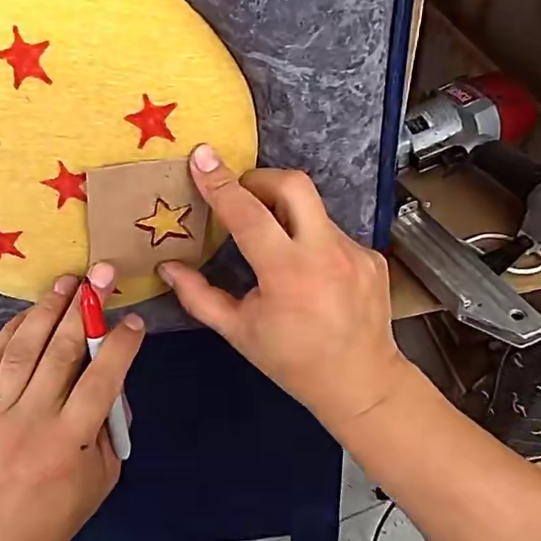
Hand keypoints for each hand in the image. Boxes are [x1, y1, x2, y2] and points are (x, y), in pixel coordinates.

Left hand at [0, 263, 145, 540]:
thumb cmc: (56, 512)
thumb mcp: (102, 477)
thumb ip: (109, 427)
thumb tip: (113, 381)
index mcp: (68, 440)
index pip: (101, 381)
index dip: (120, 347)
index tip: (133, 321)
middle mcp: (33, 418)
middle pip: (61, 353)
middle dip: (85, 310)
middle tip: (100, 276)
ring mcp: (0, 409)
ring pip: (25, 349)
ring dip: (47, 312)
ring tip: (66, 284)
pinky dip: (11, 332)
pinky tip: (29, 314)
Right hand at [160, 144, 413, 430]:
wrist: (361, 382)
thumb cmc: (294, 362)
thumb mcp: (239, 332)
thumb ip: (199, 296)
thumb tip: (169, 267)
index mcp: (288, 274)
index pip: (249, 215)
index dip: (221, 184)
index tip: (202, 159)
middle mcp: (326, 254)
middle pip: (294, 184)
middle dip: (261, 179)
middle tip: (242, 196)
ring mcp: (355, 252)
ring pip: (313, 210)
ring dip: (285, 217)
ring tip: (274, 248)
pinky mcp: (371, 256)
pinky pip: (331, 232)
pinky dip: (310, 240)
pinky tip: (308, 274)